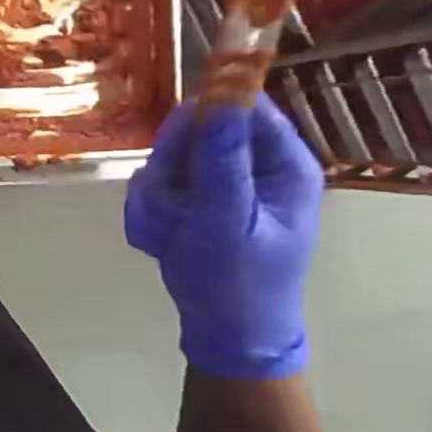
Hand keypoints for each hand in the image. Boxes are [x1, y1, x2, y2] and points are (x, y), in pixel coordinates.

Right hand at [125, 94, 323, 379]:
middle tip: (170, 205)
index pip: (244, 108)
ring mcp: (219, 188)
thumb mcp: (230, 219)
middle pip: (196, 132)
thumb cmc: (239, 282)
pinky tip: (160, 240)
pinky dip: (150, 215)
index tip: (176, 144)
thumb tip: (221, 94)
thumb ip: (221, 159)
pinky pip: (156, 190)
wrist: (224, 336)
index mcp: (281, 164)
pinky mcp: (193, 206)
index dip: (206, 116)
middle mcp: (251, 168)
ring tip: (166, 233)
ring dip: (156, 198)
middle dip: (171, 169)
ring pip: (167, 162)